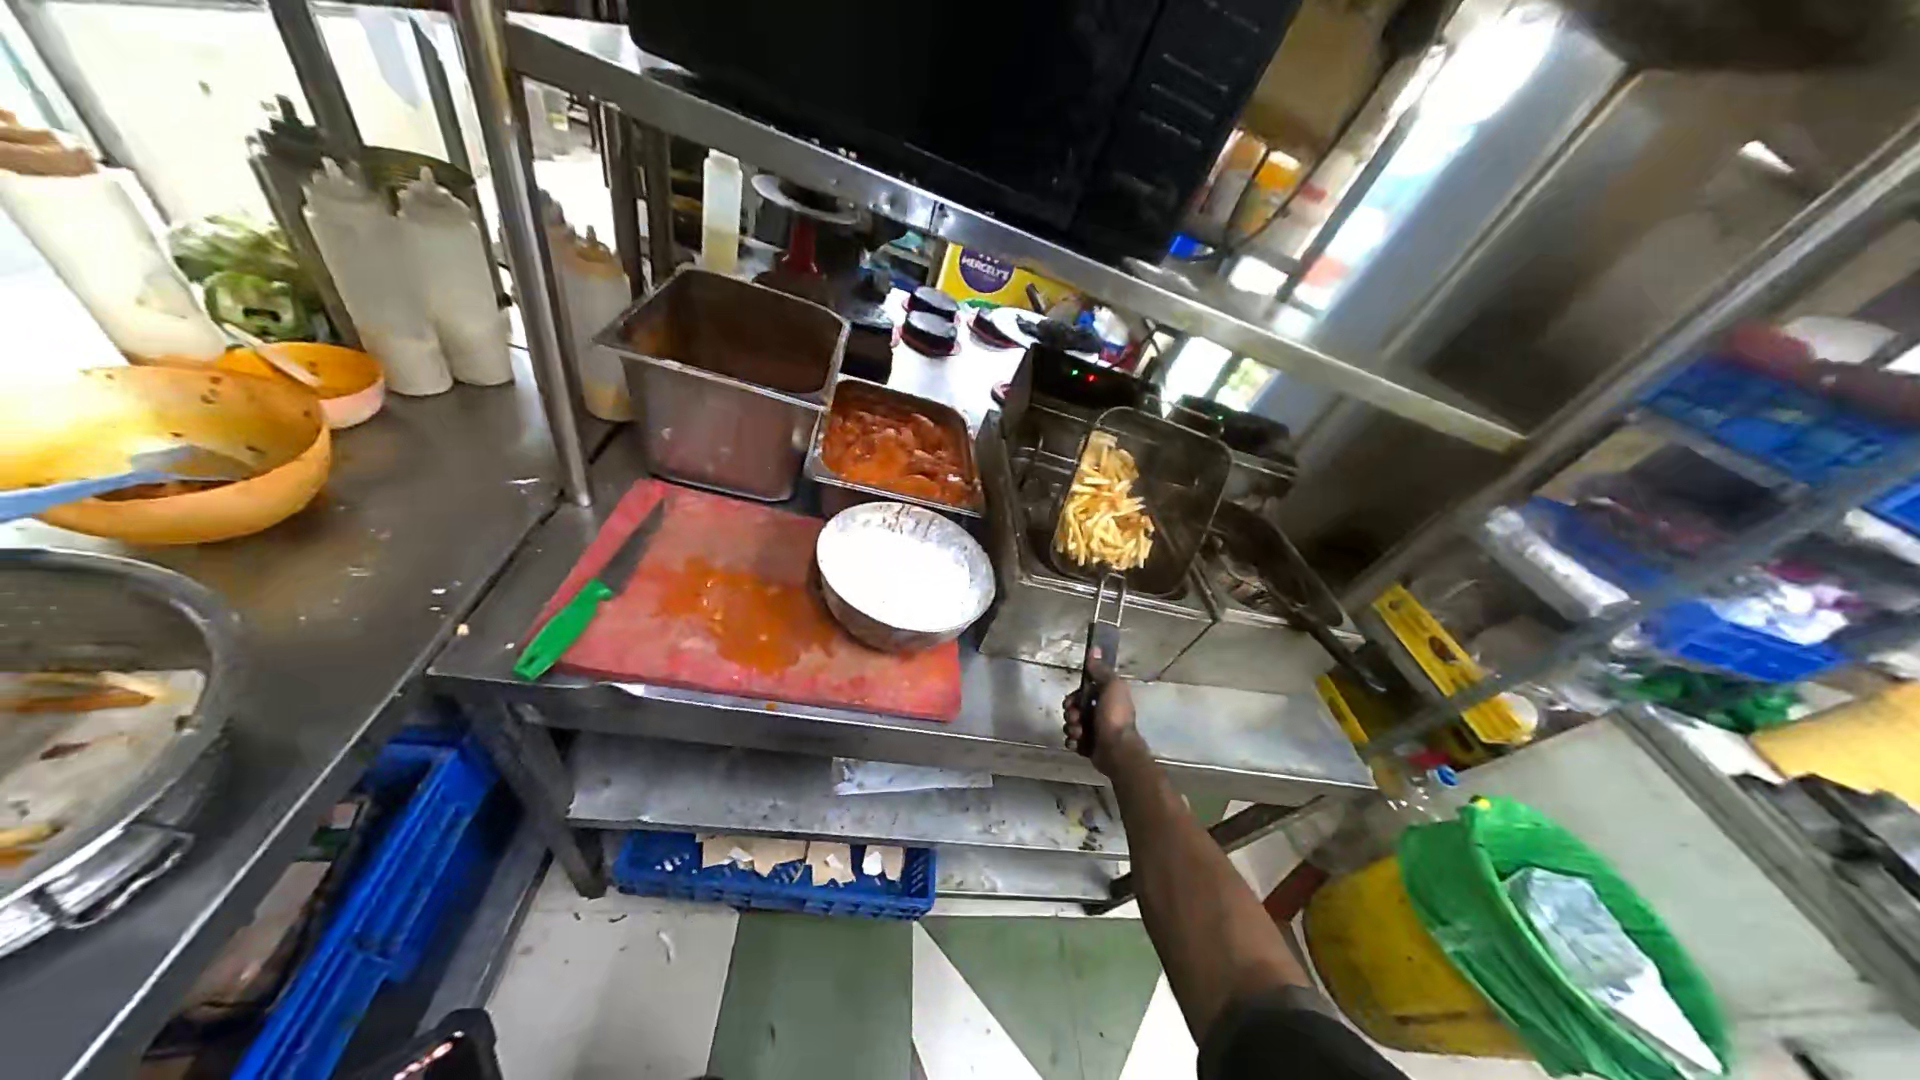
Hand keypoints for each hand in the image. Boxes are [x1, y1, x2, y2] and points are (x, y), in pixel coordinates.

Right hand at [1063, 654, 1140, 776]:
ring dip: (1071, 728)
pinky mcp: (1088, 747)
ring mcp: (1094, 732)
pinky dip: (1073, 742)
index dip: (1074, 696)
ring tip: (1079, 733)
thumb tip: (1095, 649)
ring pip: (1071, 725)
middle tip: (1076, 718)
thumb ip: (1101, 670)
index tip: (1072, 701)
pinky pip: (1073, 741)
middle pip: (1074, 709)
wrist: (1117, 749)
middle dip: (1070, 713)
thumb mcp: (1111, 686)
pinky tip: (1078, 743)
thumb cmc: (1114, 716)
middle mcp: (1100, 714)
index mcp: (1106, 699)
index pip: (1082, 693)